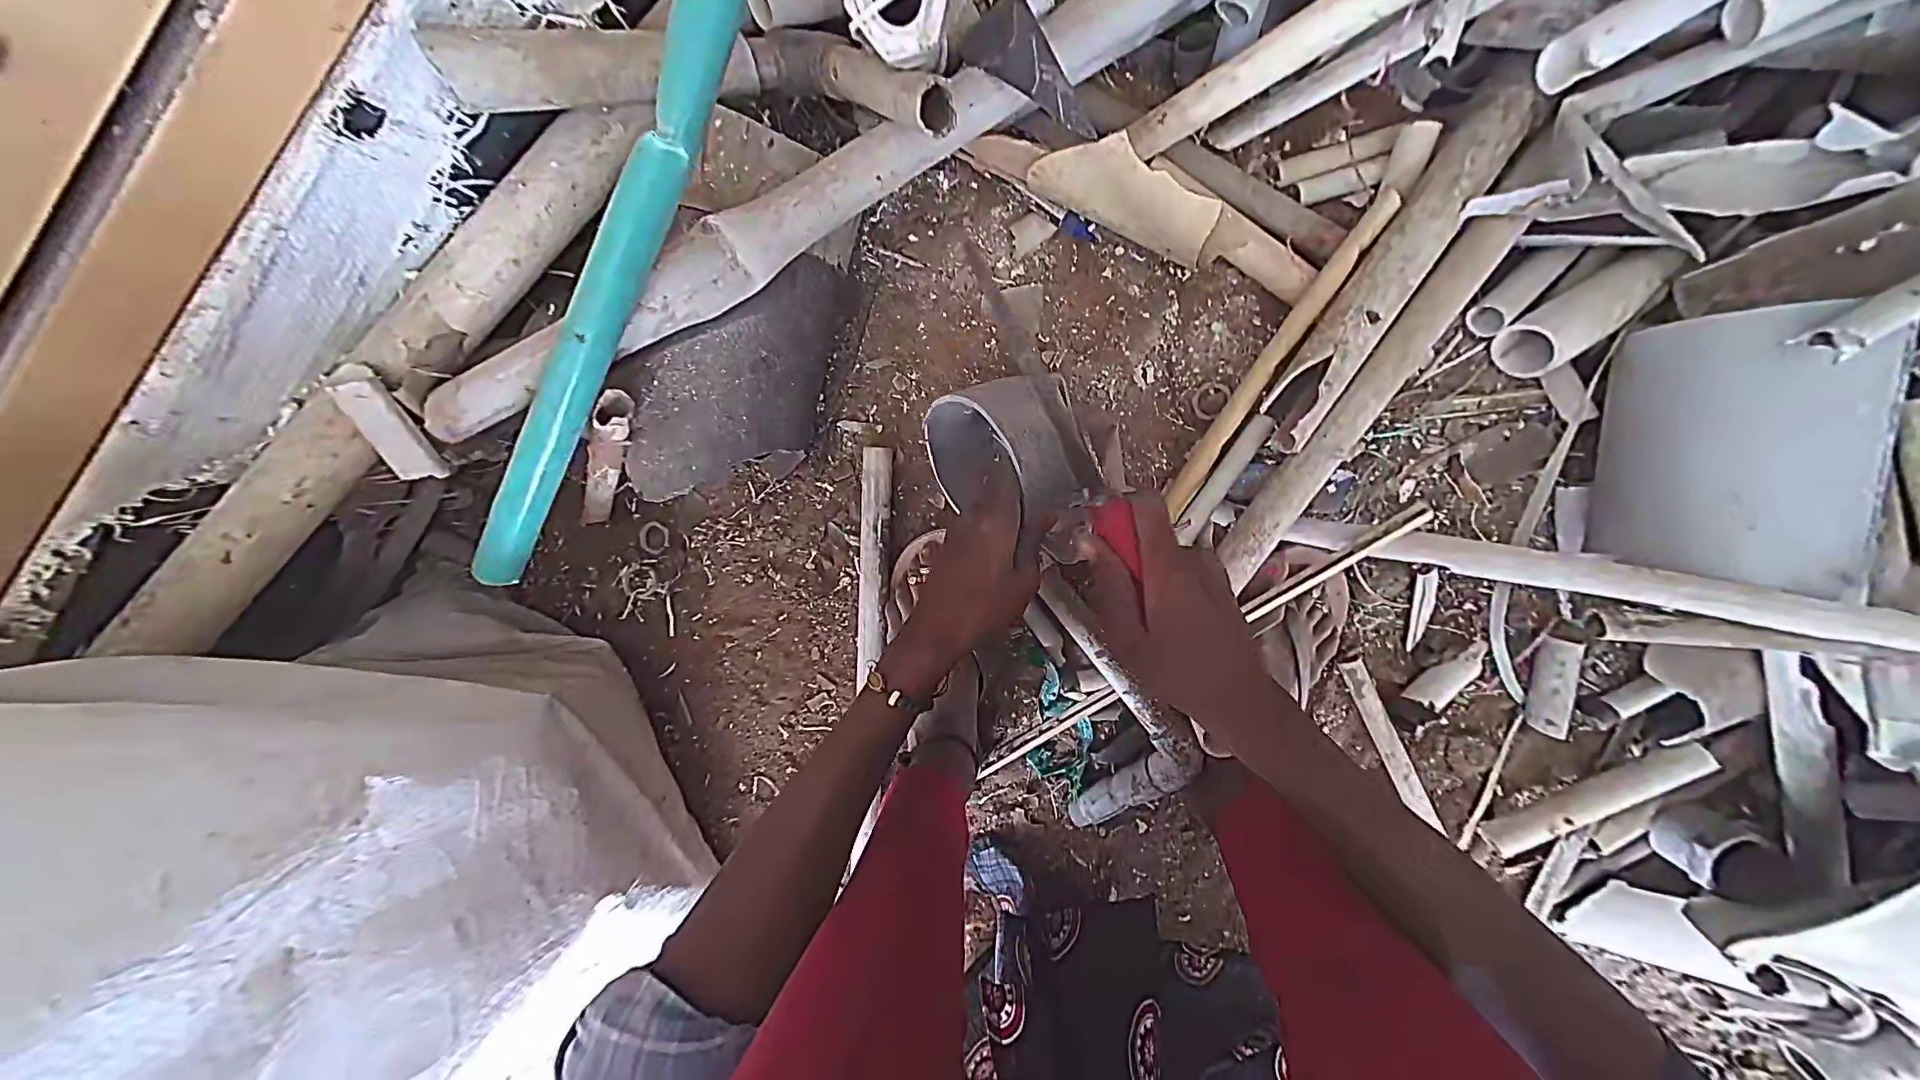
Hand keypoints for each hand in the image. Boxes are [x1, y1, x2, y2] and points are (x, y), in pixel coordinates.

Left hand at [888, 460, 1043, 690]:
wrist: (938, 630)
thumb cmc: (981, 610)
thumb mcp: (1024, 580)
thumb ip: (1035, 544)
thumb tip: (1043, 521)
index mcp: (995, 520)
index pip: (1008, 480)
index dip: (1025, 482)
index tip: (1039, 491)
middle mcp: (971, 518)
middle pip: (995, 496)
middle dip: (1014, 505)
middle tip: (1034, 523)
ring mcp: (954, 530)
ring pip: (982, 514)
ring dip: (999, 523)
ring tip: (1016, 547)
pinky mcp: (946, 545)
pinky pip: (971, 530)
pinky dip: (985, 538)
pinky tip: (995, 561)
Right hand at [1075, 494, 1284, 729]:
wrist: (1237, 696)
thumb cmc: (1182, 675)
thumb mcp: (1127, 638)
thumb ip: (1108, 585)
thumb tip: (1092, 545)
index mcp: (1169, 569)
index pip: (1144, 505)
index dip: (1115, 511)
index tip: (1099, 536)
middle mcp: (1193, 559)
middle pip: (1147, 532)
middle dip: (1124, 557)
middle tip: (1120, 601)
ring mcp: (1209, 569)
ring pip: (1160, 553)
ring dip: (1144, 576)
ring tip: (1144, 620)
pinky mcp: (1217, 581)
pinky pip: (1179, 567)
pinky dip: (1164, 585)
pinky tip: (1166, 623)